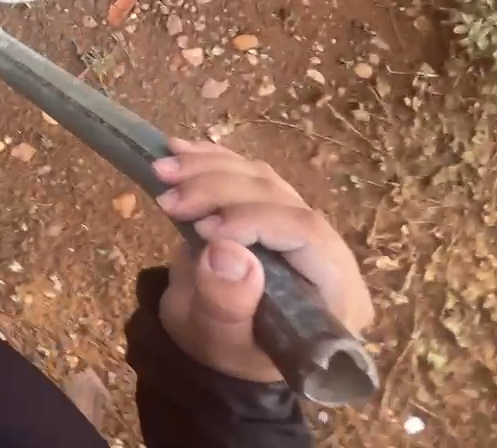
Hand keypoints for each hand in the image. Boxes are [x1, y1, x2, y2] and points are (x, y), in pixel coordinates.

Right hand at [150, 138, 372, 382]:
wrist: (207, 336)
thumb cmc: (220, 346)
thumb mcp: (218, 335)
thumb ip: (227, 301)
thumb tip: (227, 250)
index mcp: (335, 293)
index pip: (308, 233)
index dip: (254, 219)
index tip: (201, 228)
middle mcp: (325, 254)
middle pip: (280, 197)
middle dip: (217, 188)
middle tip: (167, 198)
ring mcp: (295, 227)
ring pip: (260, 177)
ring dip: (206, 167)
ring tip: (161, 171)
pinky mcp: (264, 209)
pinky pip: (244, 171)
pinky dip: (208, 157)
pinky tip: (176, 149)